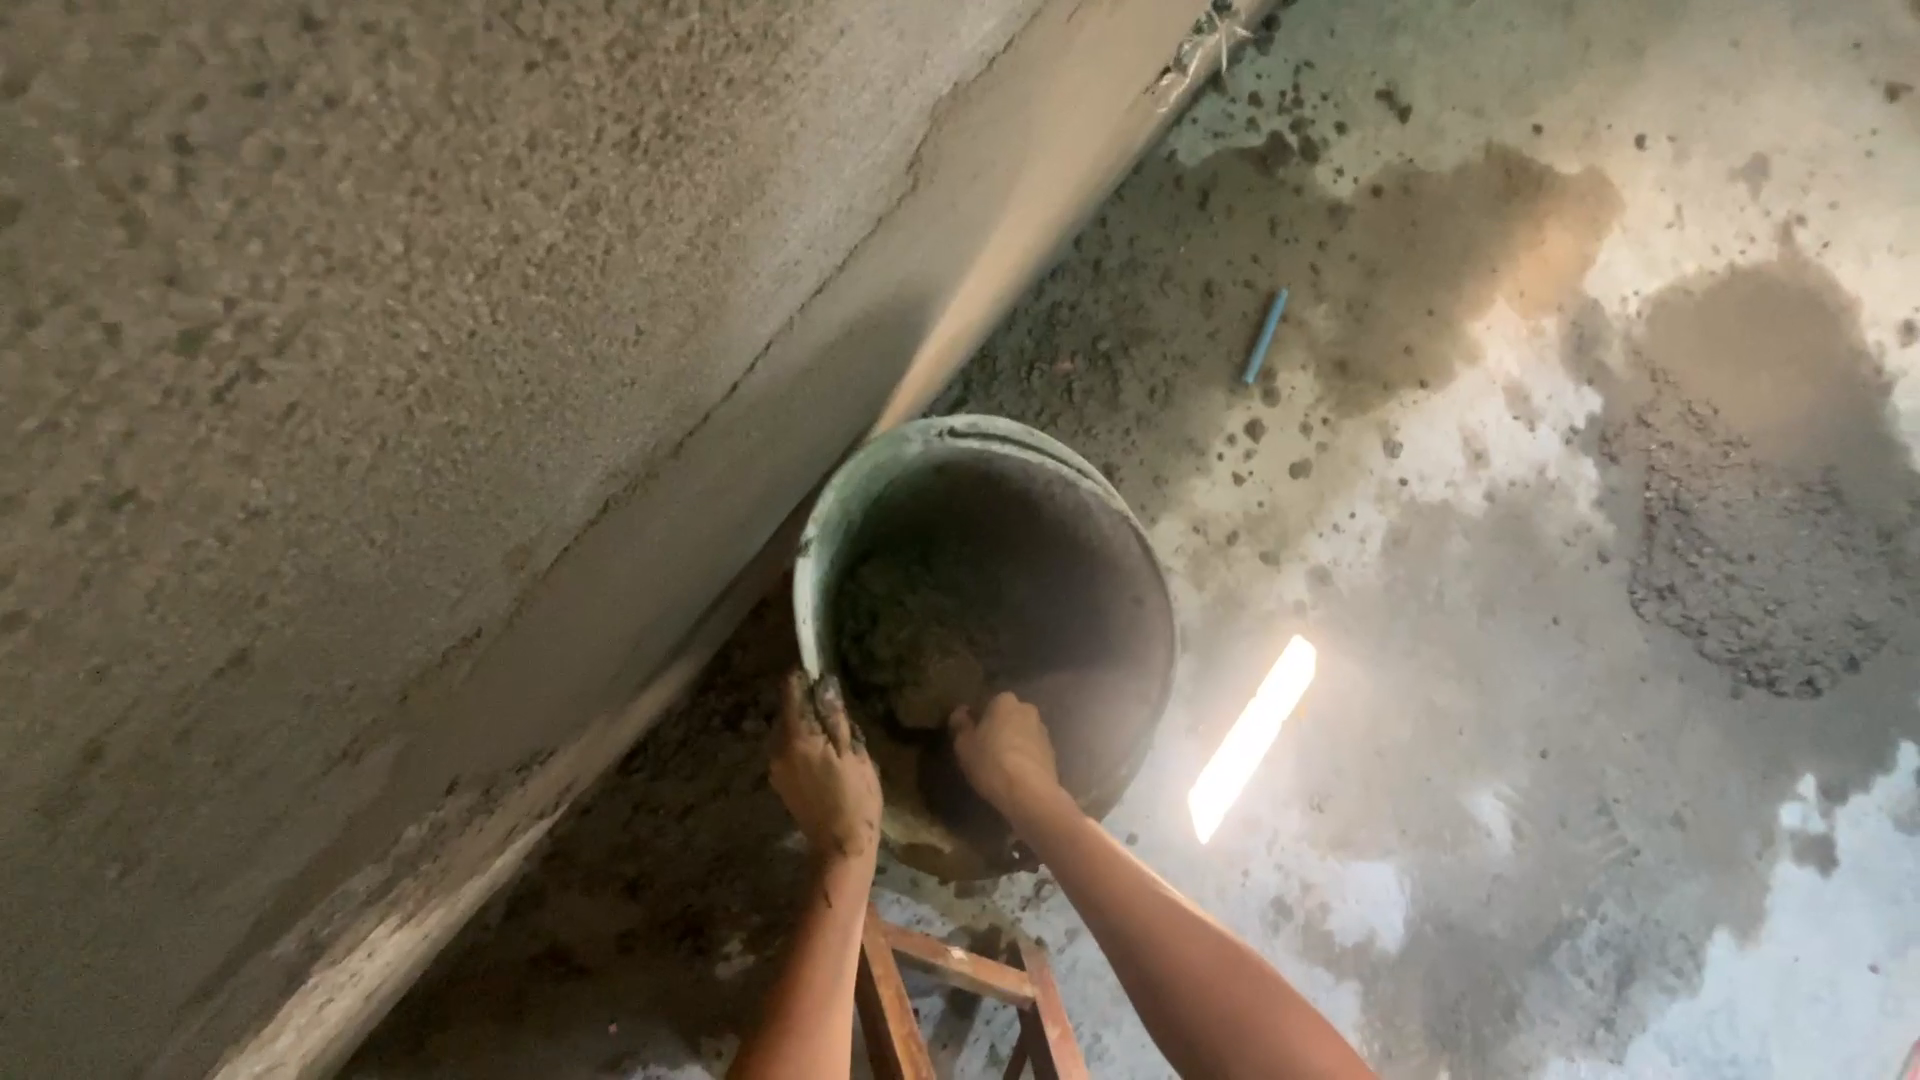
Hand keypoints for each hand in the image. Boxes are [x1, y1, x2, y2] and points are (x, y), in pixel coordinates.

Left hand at [770, 670, 881, 863]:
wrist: (839, 845)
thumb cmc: (855, 796)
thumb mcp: (855, 751)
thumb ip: (835, 716)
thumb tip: (824, 683)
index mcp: (797, 737)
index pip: (789, 690)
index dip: (804, 677)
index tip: (821, 674)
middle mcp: (777, 747)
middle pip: (787, 709)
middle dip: (808, 704)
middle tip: (838, 713)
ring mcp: (775, 766)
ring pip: (787, 729)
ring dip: (806, 725)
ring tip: (834, 738)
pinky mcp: (779, 781)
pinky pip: (788, 749)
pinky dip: (802, 744)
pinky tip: (824, 758)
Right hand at [948, 691, 1065, 818]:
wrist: (1029, 793)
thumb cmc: (991, 762)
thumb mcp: (964, 745)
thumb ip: (961, 724)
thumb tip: (962, 711)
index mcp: (1005, 701)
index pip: (988, 703)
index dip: (978, 719)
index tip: (971, 735)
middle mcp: (1027, 710)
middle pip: (1008, 717)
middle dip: (998, 729)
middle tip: (984, 749)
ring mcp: (1043, 732)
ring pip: (1022, 734)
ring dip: (1013, 743)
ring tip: (1000, 766)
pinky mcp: (1052, 753)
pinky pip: (1032, 751)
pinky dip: (1024, 758)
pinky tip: (1015, 775)